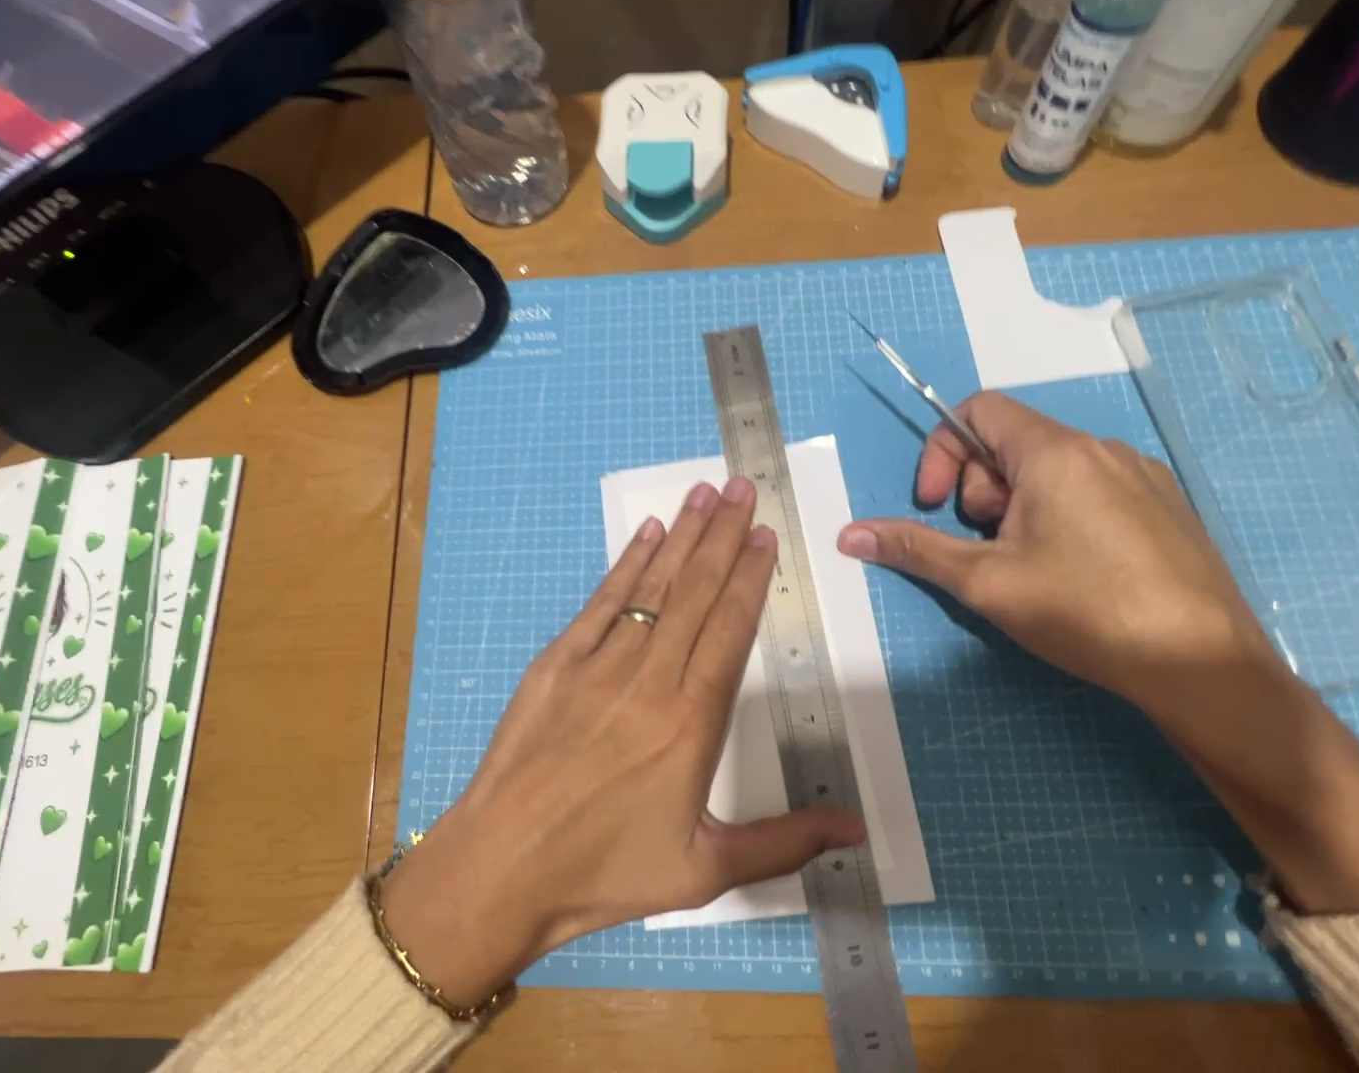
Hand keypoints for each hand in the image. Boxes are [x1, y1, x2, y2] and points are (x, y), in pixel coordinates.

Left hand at [380, 477, 865, 1005]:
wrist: (502, 867)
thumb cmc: (606, 872)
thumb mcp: (705, 871)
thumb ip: (785, 842)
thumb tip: (857, 829)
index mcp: (691, 722)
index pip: (730, 630)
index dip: (751, 577)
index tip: (766, 534)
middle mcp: (648, 679)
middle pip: (694, 592)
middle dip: (723, 535)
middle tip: (743, 486)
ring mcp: (597, 665)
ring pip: (652, 587)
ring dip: (682, 537)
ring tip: (705, 493)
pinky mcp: (555, 664)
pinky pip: (601, 603)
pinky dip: (627, 564)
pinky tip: (646, 535)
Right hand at [837, 392, 1282, 711]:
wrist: (1204, 665)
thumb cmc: (1084, 611)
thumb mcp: (986, 582)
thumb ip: (915, 549)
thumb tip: (848, 534)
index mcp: (1054, 453)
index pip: (978, 410)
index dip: (942, 453)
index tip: (936, 509)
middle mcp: (1101, 448)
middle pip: (1011, 444)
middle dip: (980, 491)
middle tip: (989, 550)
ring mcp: (1141, 475)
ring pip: (1052, 470)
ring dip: (1018, 507)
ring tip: (1031, 567)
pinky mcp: (1166, 506)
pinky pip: (1092, 489)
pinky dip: (1062, 516)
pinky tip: (1077, 573)